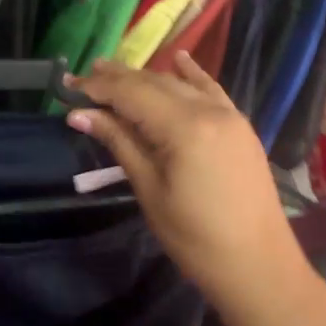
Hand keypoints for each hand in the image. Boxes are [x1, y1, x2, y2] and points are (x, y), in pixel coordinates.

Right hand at [66, 53, 304, 312]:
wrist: (258, 265)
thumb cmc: (195, 237)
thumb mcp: (149, 190)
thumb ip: (119, 143)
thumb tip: (80, 114)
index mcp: (184, 127)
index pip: (132, 94)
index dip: (98, 88)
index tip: (67, 85)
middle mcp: (209, 110)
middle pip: (154, 84)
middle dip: (117, 79)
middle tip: (83, 76)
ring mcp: (230, 116)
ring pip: (180, 85)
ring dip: (146, 77)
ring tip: (112, 71)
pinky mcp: (240, 127)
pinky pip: (212, 91)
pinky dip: (192, 75)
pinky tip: (179, 59)